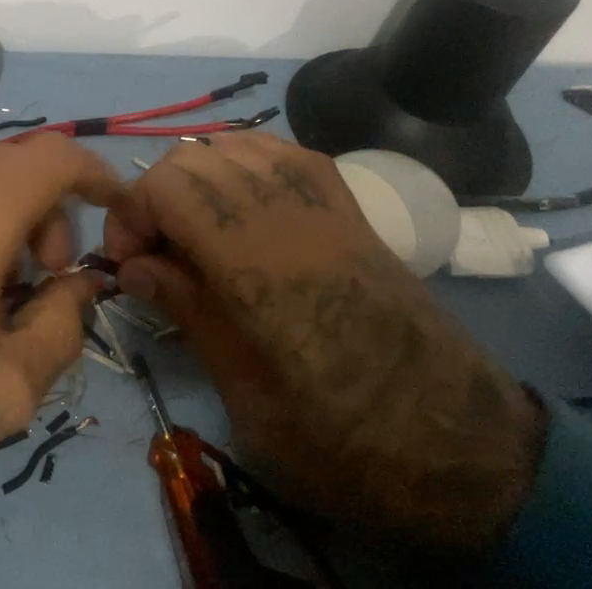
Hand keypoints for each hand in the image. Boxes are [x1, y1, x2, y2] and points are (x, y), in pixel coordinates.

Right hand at [105, 132, 546, 552]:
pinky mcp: (351, 211)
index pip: (169, 187)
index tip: (127, 263)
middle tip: (153, 252)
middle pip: (193, 158)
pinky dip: (242, 164)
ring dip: (195, 177)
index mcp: (261, 270)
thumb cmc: (345, 441)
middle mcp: (292, 219)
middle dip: (153, 195)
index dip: (129, 214)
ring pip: (234, 144)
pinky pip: (282, 152)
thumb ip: (190, 315)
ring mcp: (328, 207)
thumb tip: (134, 266)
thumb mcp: (248, 400)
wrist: (463, 447)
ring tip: (192, 231)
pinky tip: (236, 208)